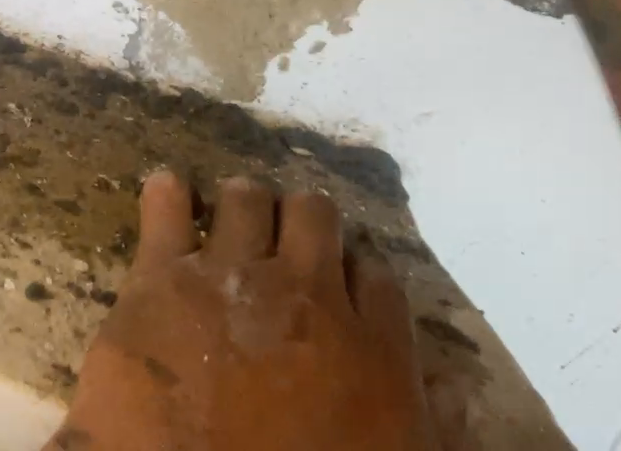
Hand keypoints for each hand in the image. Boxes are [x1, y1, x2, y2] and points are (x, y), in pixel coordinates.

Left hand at [51, 173, 437, 450]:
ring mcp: (231, 273)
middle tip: (277, 249)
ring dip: (240, 205)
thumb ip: (433, 426)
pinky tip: (170, 207)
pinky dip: (169, 194)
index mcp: (372, 350)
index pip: (378, 276)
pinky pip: (166, 198)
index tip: (335, 282)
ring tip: (224, 227)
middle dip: (299, 222)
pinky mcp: (161, 270)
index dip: (355, 272)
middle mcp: (305, 293)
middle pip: (314, 213)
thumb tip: (459, 389)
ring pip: (246, 196)